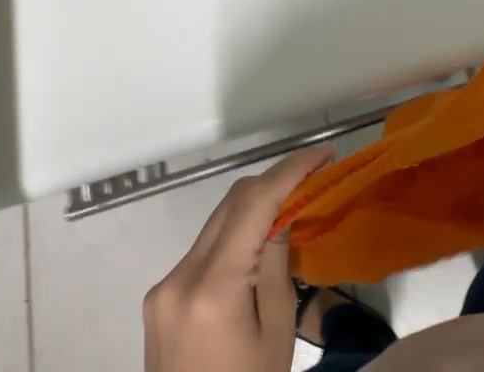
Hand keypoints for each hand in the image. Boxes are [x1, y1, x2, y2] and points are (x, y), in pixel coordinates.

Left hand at [143, 146, 333, 371]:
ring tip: (295, 206)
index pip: (255, 204)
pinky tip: (261, 244)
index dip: (291, 170)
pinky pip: (204, 247)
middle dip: (275, 181)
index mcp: (214, 288)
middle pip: (231, 203)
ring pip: (216, 222)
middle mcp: (179, 277)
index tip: (324, 154)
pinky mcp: (159, 298)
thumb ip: (277, 266)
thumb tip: (284, 214)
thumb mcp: (278, 330)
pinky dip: (236, 233)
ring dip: (255, 205)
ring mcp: (163, 287)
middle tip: (316, 178)